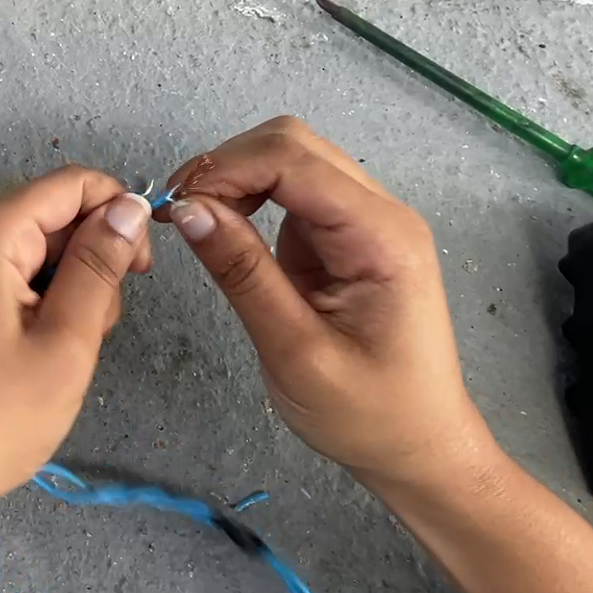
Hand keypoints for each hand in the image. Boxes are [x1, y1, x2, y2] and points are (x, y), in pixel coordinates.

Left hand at [0, 165, 152, 536]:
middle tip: (87, 333)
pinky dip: (29, 296)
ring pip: (28, 245)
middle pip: (48, 214)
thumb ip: (100, 267)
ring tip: (53, 352)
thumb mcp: (64, 345)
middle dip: (87, 261)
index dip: (118, 214)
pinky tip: (28, 347)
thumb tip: (130, 207)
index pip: (71, 184)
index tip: (140, 271)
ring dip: (61, 286)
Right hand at [158, 117, 494, 490]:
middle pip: (291, 143)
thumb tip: (186, 209)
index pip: (293, 161)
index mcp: (381, 237)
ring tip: (191, 217)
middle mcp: (378, 213)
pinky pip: (287, 187)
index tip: (173, 207)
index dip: (225, 169)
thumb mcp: (294, 350)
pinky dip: (244, 193)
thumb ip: (241, 272)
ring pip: (287, 156)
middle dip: (225, 164)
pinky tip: (221, 224)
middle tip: (177, 211)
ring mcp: (362, 220)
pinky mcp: (341, 234)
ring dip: (232, 175)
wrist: (419, 450)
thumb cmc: (366, 414)